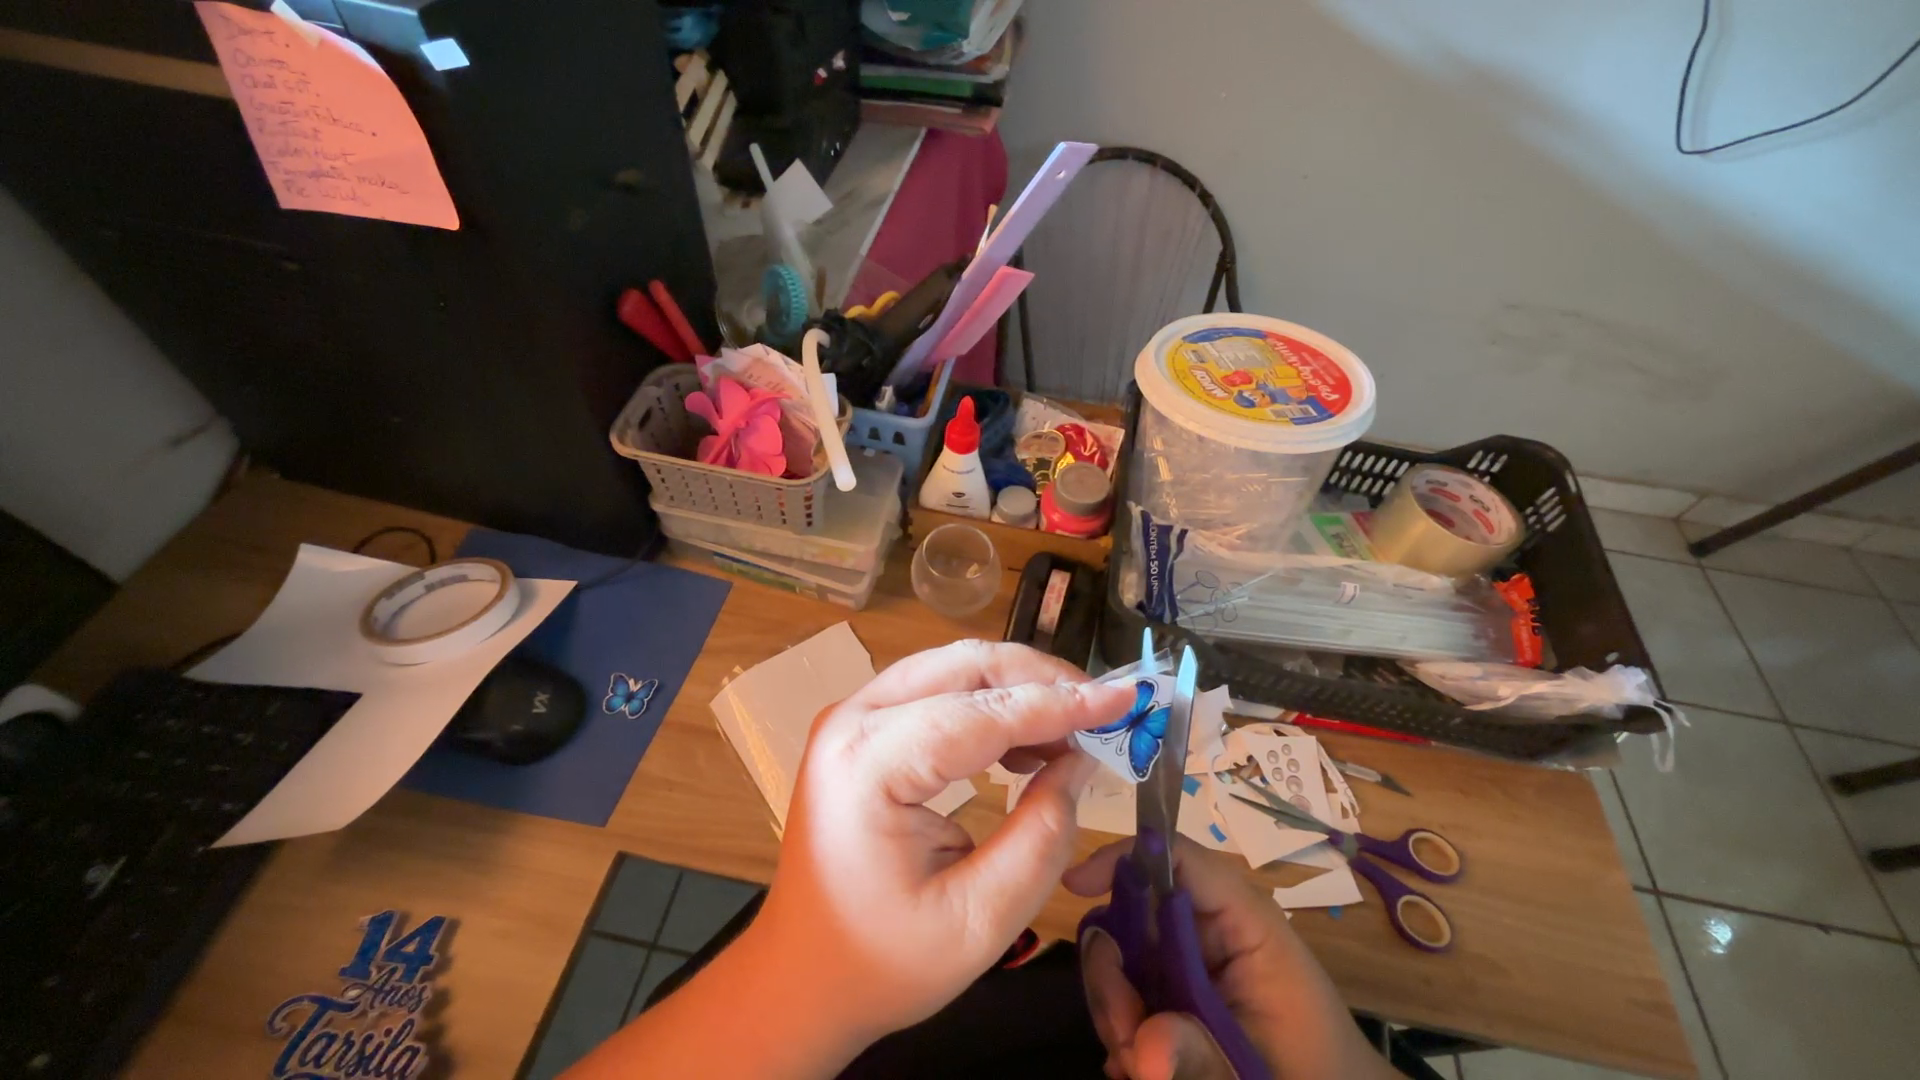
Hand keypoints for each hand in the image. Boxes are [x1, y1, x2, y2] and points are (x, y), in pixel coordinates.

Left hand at [740, 640, 1135, 1051]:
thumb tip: (1079, 762)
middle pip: (965, 667)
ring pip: (953, 669)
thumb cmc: (881, 962)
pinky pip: (937, 692)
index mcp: (868, 765)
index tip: (1126, 699)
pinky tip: (1026, 745)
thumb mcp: (977, 921)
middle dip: (1042, 681)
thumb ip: (1041, 838)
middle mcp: (852, 719)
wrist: (800, 974)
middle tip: (1105, 712)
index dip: (1058, 703)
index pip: (980, 711)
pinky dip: (989, 705)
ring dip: (1019, 689)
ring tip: (1074, 733)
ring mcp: (851, 716)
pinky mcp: (860, 727)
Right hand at [1065, 837, 1396, 1079]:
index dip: (1124, 857)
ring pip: (1121, 957)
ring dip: (1116, 1013)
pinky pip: (1128, 993)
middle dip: (1113, 971)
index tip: (1074, 887)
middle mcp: (1210, 932)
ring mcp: (1189, 963)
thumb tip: (1144, 1042)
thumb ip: (1207, 1063)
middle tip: (1127, 1037)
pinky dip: (1123, 1032)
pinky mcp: (1178, 995)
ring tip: (1141, 1067)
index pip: (1180, 859)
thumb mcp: (1266, 1077)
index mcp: (1246, 925)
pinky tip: (1140, 1068)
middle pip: (1132, 910)